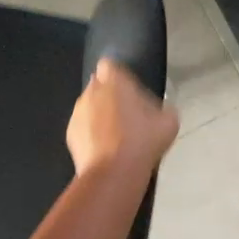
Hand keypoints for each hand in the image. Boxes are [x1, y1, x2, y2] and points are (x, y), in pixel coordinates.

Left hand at [66, 59, 178, 176]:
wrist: (114, 173)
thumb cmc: (142, 142)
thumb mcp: (168, 123)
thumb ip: (163, 109)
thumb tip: (160, 111)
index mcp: (115, 81)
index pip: (111, 65)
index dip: (119, 76)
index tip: (130, 91)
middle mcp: (92, 91)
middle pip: (99, 86)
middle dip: (110, 96)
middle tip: (128, 116)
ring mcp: (78, 112)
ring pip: (89, 107)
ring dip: (99, 116)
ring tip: (117, 137)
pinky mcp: (70, 133)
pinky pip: (83, 127)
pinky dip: (91, 134)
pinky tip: (105, 150)